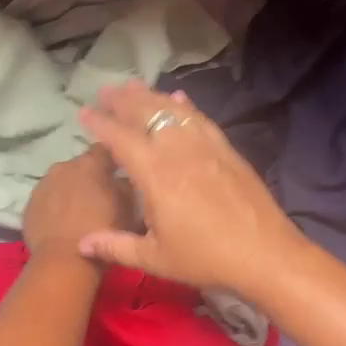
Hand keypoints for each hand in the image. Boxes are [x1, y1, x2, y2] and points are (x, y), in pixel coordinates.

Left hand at [23, 147, 125, 260]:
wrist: (64, 261)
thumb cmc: (103, 231)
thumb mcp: (129, 208)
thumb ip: (126, 187)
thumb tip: (121, 179)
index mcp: (89, 164)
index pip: (104, 149)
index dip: (112, 159)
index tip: (119, 171)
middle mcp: (62, 167)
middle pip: (80, 166)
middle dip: (89, 177)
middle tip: (100, 197)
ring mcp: (42, 185)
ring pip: (60, 182)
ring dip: (70, 191)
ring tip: (79, 212)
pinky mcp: (29, 206)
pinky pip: (46, 200)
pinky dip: (55, 207)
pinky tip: (62, 223)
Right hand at [75, 81, 305, 289]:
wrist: (264, 252)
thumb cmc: (205, 257)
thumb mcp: (155, 258)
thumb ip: (116, 247)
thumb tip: (81, 243)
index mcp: (154, 172)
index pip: (119, 138)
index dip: (99, 123)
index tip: (83, 112)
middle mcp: (177, 149)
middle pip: (146, 113)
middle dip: (123, 100)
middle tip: (106, 90)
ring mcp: (205, 145)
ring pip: (173, 110)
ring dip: (151, 96)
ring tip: (134, 87)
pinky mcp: (226, 149)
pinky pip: (199, 118)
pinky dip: (185, 105)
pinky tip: (179, 98)